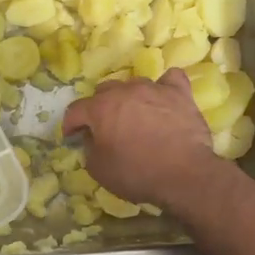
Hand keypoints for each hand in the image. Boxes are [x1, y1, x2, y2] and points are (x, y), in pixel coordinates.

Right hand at [62, 68, 219, 212]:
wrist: (183, 174)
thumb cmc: (136, 173)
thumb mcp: (98, 169)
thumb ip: (89, 148)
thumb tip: (92, 138)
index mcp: (100, 108)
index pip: (75, 110)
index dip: (70, 124)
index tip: (71, 136)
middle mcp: (125, 91)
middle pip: (104, 91)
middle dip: (98, 108)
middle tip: (104, 127)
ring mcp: (154, 89)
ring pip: (133, 84)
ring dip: (128, 98)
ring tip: (134, 116)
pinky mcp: (180, 93)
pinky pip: (169, 80)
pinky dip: (163, 87)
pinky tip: (163, 98)